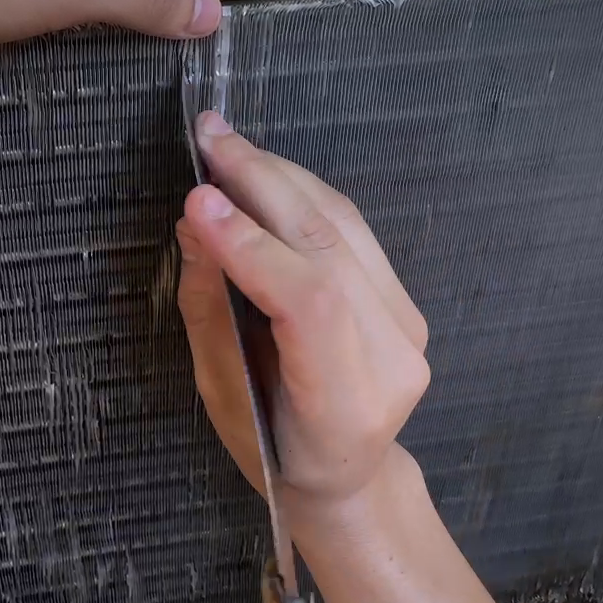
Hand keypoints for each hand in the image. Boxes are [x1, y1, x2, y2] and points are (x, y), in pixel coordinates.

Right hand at [175, 111, 430, 515]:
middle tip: (208, 134)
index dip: (252, 244)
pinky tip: (262, 168)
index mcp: (345, 403)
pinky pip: (350, 225)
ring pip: (342, 222)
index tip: (197, 199)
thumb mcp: (220, 390)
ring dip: (278, 172)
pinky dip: (300, 188)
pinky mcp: (402, 295)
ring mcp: (407, 321)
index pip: (309, 304)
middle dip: (260, 180)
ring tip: (225, 141)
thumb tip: (194, 223)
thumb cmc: (269, 443)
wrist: (347, 469)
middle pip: (329, 245)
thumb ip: (208, 307)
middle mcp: (393, 356)